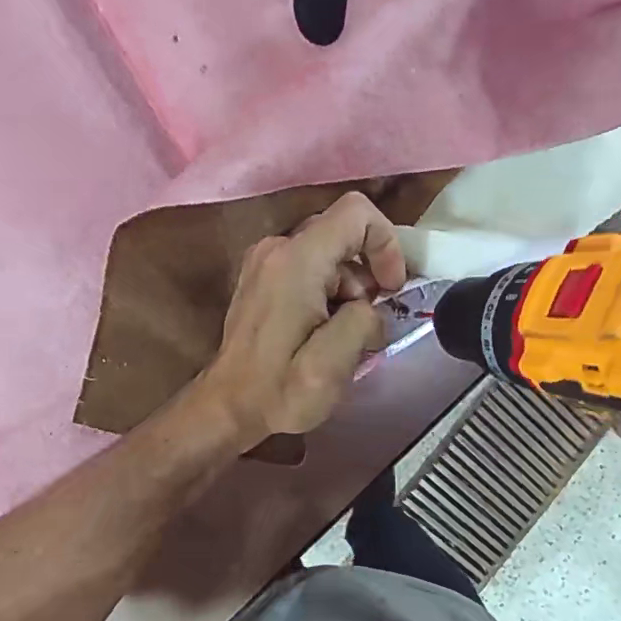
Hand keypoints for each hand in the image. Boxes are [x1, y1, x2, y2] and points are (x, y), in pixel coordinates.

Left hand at [194, 192, 407, 447]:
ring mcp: (265, 261)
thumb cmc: (279, 391)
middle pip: (343, 235)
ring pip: (329, 255)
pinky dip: (329, 293)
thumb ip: (362, 322)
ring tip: (341, 337)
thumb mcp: (331, 365)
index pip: (356, 213)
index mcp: (295, 262)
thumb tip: (368, 311)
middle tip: (366, 324)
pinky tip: (322, 332)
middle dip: (367, 277)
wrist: (229, 407)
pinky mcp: (262, 277)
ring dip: (348, 291)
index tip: (391, 289)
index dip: (386, 244)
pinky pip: (310, 268)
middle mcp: (277, 249)